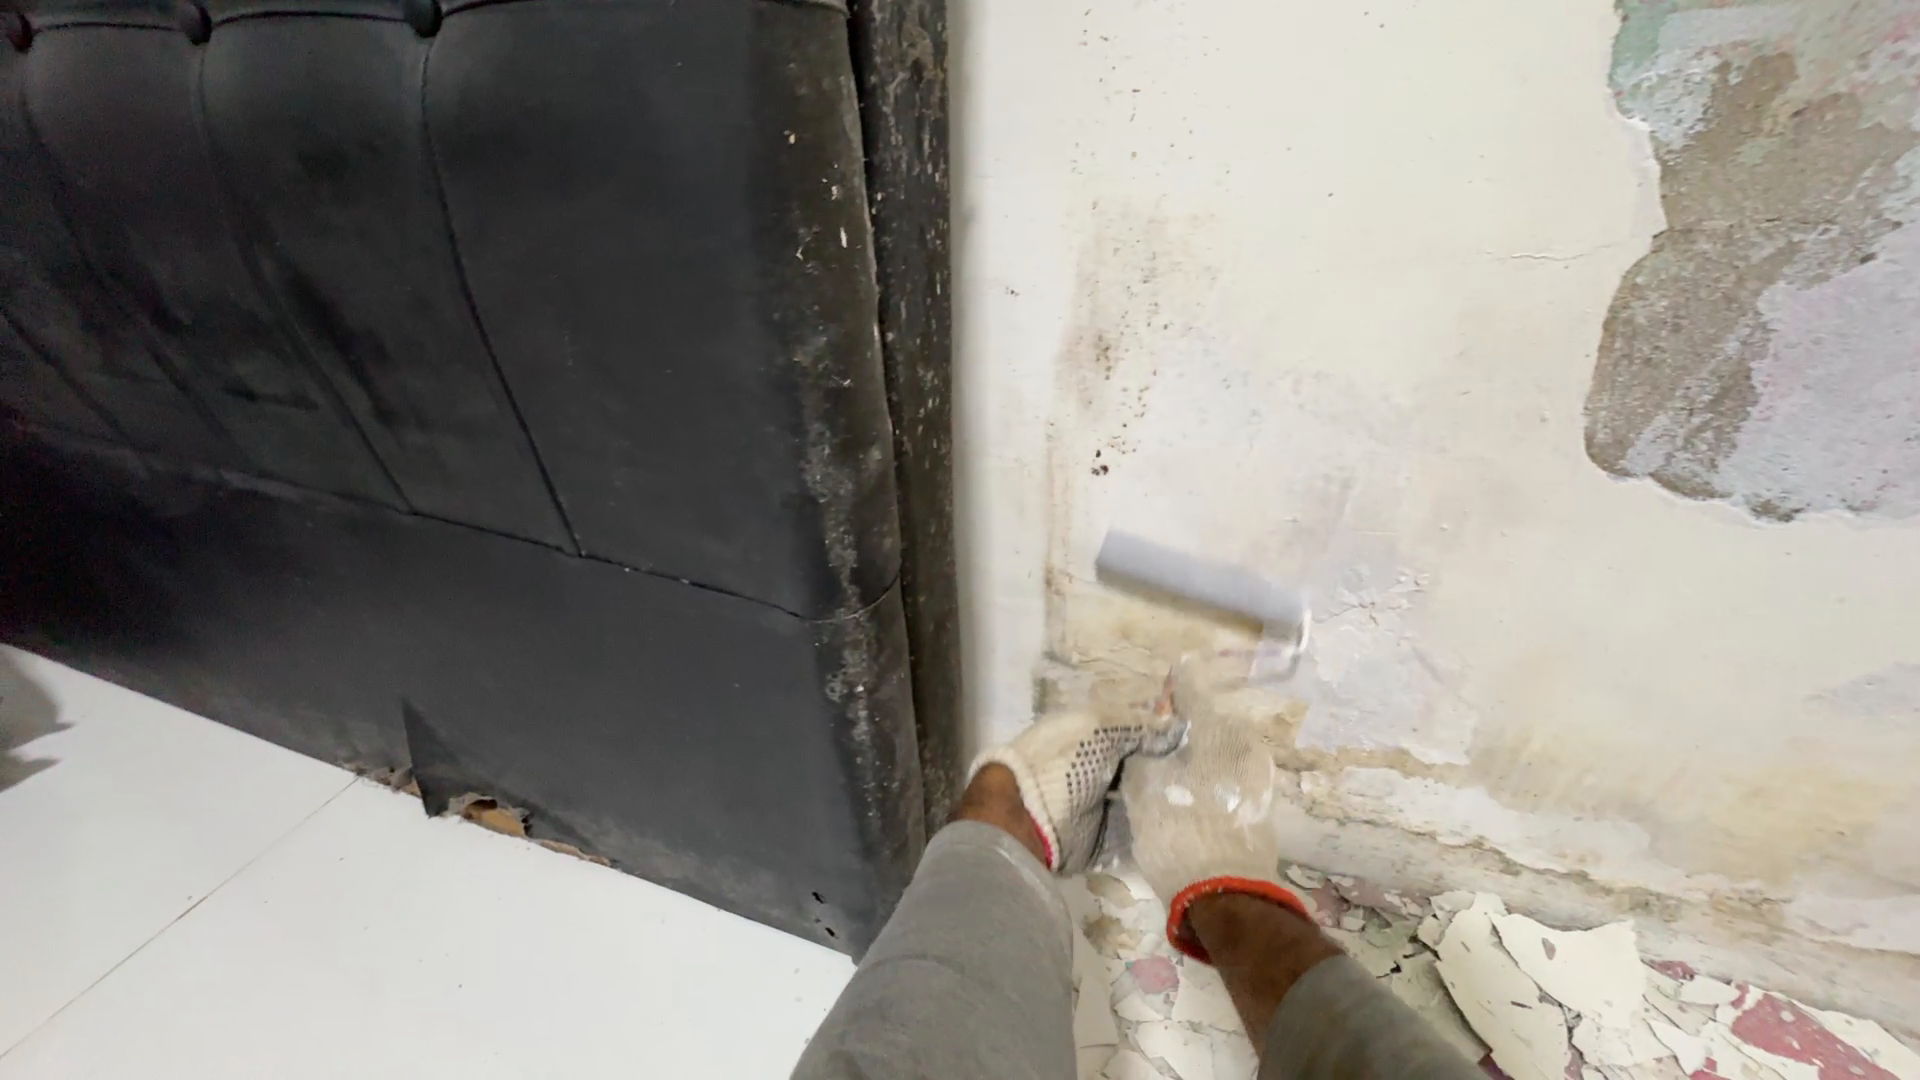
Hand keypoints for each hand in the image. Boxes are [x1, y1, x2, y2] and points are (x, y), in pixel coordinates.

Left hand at [967, 701, 1183, 872]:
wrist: (1028, 817)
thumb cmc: (1061, 762)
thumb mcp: (1097, 728)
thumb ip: (1137, 726)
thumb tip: (1175, 728)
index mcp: (1087, 736)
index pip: (1130, 730)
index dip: (1157, 733)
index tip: (1190, 737)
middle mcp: (1093, 768)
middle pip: (1139, 767)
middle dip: (1166, 770)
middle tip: (1201, 772)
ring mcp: (1097, 806)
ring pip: (1141, 801)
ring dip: (1164, 802)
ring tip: (1201, 800)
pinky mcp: (1101, 839)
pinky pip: (1135, 835)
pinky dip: (1155, 833)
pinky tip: (1182, 827)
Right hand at [1120, 653, 1310, 960]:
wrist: (1225, 899)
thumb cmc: (1179, 831)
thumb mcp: (1142, 784)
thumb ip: (1141, 750)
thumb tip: (1145, 740)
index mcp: (1219, 728)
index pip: (1190, 685)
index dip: (1168, 681)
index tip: (1154, 679)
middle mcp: (1246, 743)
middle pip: (1205, 717)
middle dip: (1179, 720)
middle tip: (1150, 727)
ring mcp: (1259, 774)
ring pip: (1217, 745)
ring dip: (1192, 747)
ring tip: (1161, 757)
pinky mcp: (1260, 801)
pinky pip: (1225, 770)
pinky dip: (1204, 769)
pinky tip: (1180, 783)